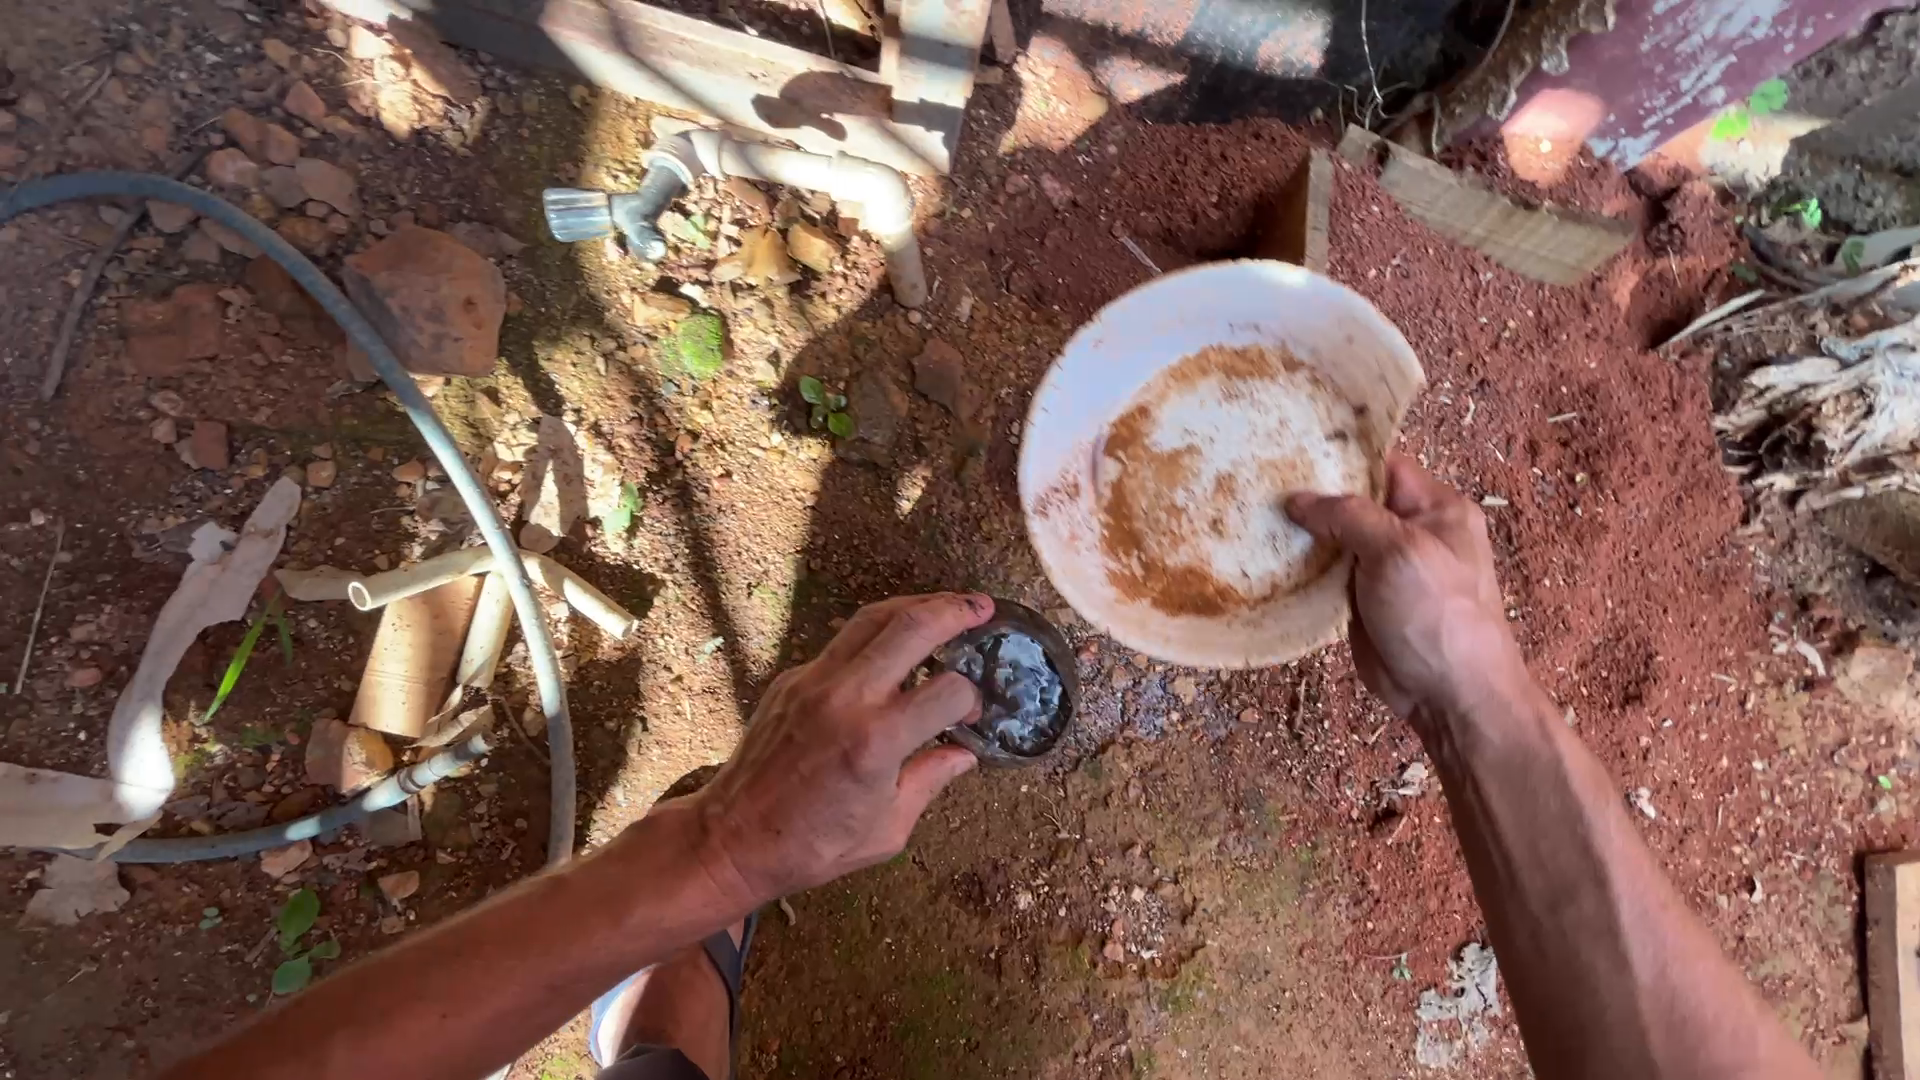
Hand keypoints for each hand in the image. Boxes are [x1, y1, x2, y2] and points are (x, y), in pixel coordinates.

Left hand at [690, 593, 992, 905]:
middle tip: (982, 608)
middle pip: (912, 626)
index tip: (971, 714)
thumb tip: (965, 753)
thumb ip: (930, 780)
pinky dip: (878, 634)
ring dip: (916, 605)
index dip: (970, 698)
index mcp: (876, 741)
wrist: (732, 837)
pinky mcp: (793, 677)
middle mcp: (847, 697)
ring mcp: (814, 680)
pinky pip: (844, 642)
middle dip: (955, 611)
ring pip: (873, 618)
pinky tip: (895, 646)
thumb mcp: (887, 829)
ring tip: (946, 606)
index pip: (947, 692)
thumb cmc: (813, 845)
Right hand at [1285, 454, 1525, 720]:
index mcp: (1436, 510)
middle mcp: (1409, 533)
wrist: (1448, 695)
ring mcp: (1382, 568)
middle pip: (1352, 501)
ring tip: (1254, 516)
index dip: (1340, 457)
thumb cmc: (1437, 615)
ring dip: (1300, 533)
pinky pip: (1324, 572)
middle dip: (1311, 495)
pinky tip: (1266, 557)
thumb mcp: (1398, 551)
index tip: (1290, 451)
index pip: (1382, 466)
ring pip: (1333, 537)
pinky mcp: (1358, 599)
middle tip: (1260, 485)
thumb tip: (1296, 500)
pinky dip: (1299, 566)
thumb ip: (1349, 516)